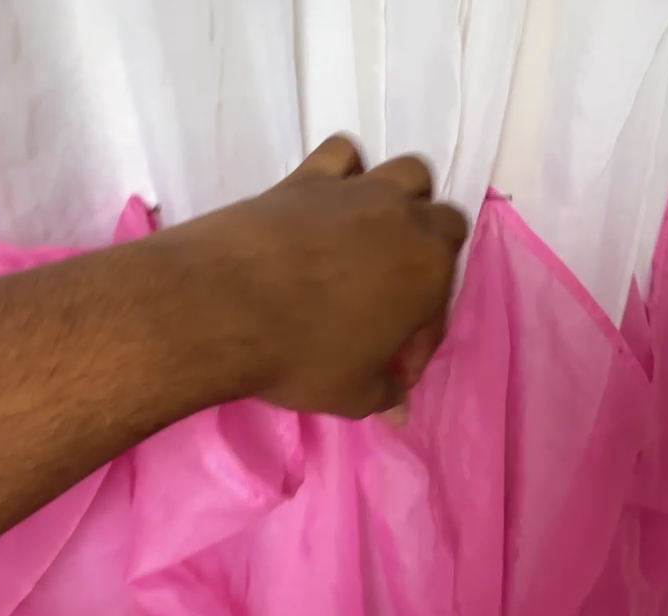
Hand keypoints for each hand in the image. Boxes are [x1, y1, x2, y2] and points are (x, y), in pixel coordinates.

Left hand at [150, 135, 470, 417]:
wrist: (223, 309)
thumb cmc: (302, 357)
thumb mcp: (355, 394)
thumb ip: (386, 395)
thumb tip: (399, 408)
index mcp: (429, 272)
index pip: (437, 312)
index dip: (418, 347)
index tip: (393, 372)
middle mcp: (405, 220)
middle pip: (444, 227)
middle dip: (428, 265)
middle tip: (394, 303)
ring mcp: (357, 190)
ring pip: (408, 176)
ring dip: (404, 206)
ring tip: (376, 244)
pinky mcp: (309, 176)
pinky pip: (343, 156)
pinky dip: (346, 175)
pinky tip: (332, 206)